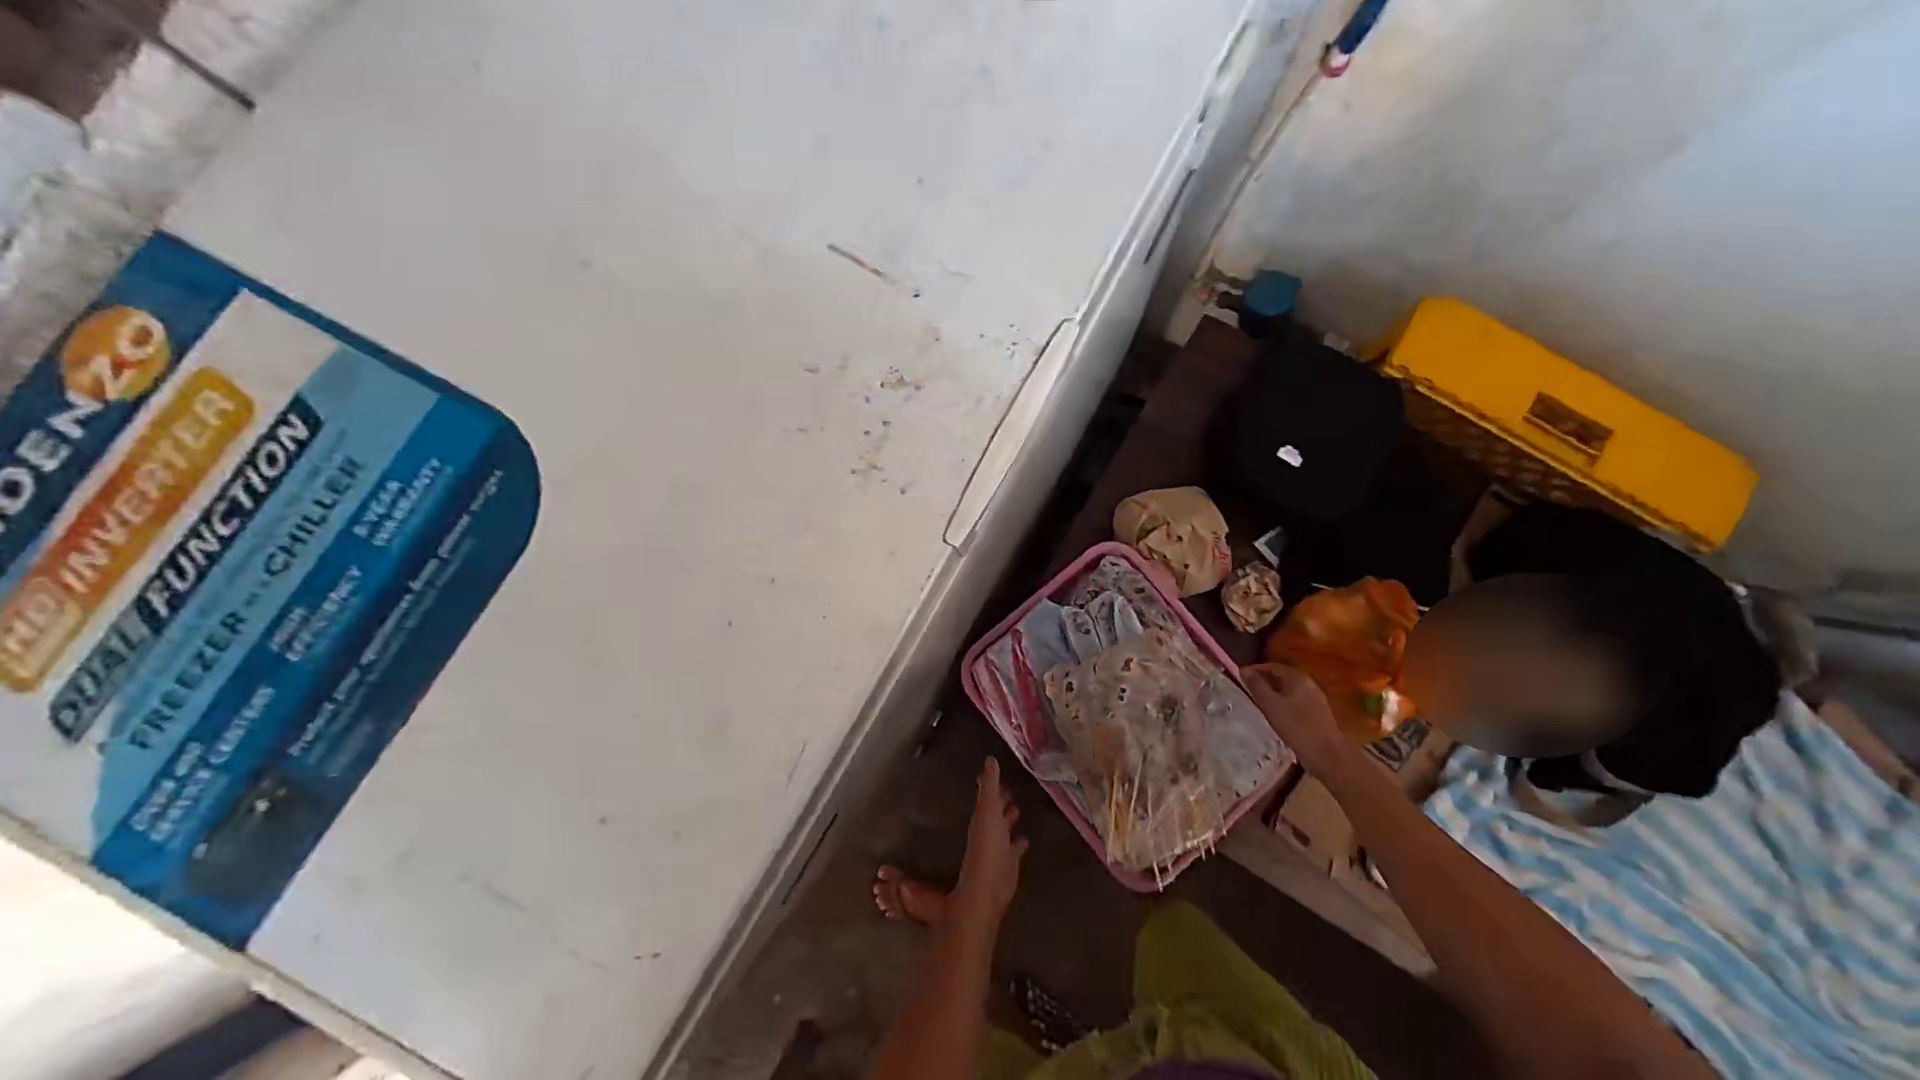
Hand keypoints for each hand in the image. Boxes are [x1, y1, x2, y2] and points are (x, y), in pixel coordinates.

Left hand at [952, 758, 1027, 926]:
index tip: (999, 770)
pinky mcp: (1009, 861)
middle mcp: (990, 829)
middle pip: (996, 810)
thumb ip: (990, 787)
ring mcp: (1000, 845)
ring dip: (1010, 817)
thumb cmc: (987, 847)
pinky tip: (1025, 838)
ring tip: (1018, 807)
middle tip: (1010, 787)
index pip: (988, 795)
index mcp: (983, 816)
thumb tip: (990, 759)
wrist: (988, 887)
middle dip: (1002, 799)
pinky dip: (1019, 842)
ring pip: (1005, 827)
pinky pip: (1014, 847)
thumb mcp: (988, 811)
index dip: (992, 784)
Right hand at [1242, 664, 1354, 779]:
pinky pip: (1295, 701)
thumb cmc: (1296, 727)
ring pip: (1288, 690)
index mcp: (1298, 678)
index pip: (1272, 666)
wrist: (1327, 755)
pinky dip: (1282, 703)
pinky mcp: (1317, 713)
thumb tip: (1244, 669)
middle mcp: (1308, 684)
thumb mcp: (1271, 705)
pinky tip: (1276, 715)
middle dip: (1264, 682)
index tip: (1240, 678)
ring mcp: (1315, 698)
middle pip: (1281, 677)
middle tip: (1247, 691)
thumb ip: (1257, 686)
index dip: (1255, 670)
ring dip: (1273, 693)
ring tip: (1258, 703)